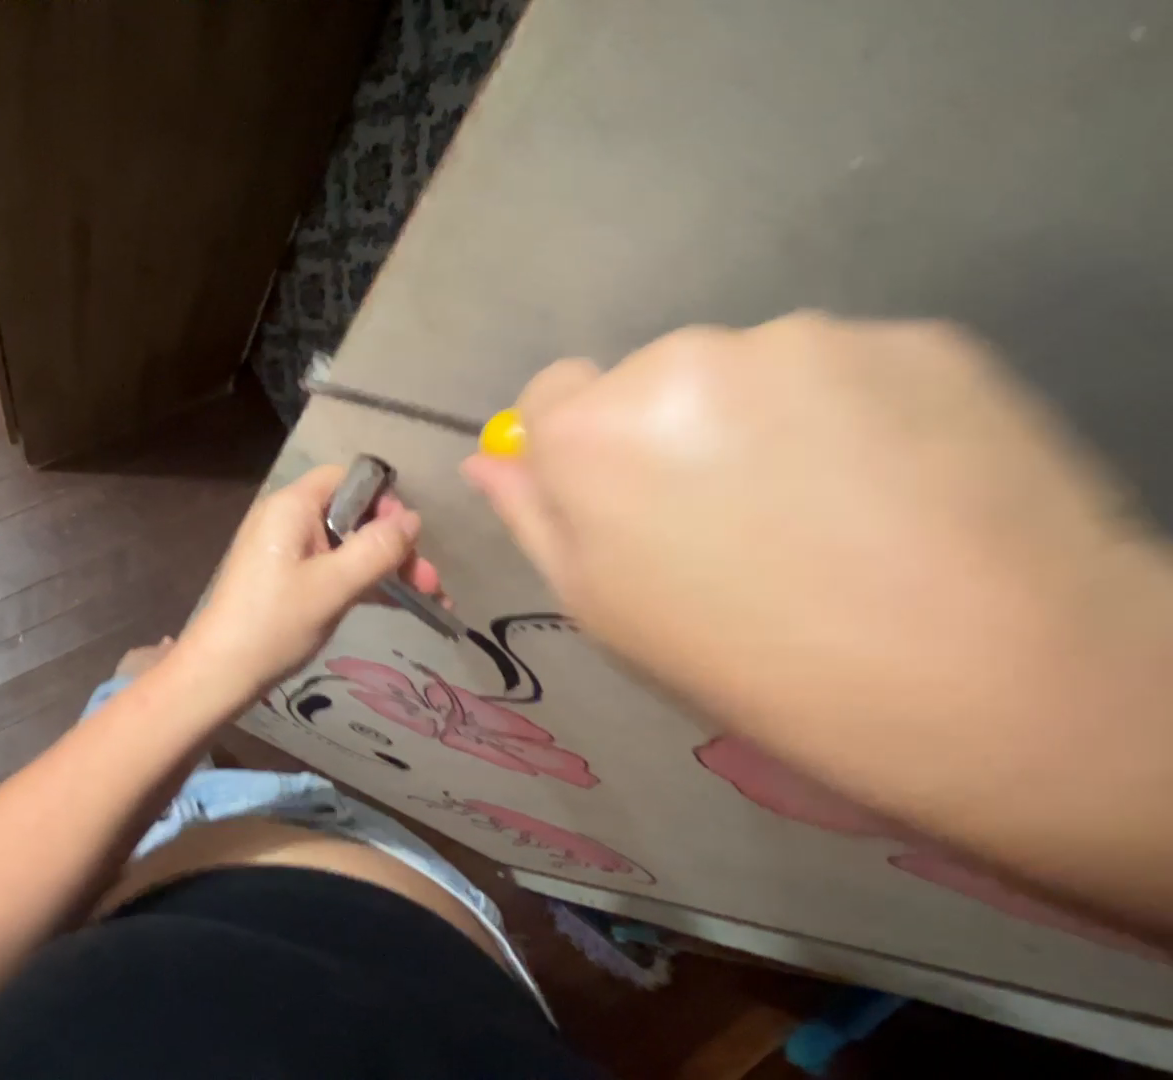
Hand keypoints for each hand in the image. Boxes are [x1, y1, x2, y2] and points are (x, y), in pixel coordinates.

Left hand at [175, 465, 439, 700]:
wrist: (221, 671)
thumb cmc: (275, 622)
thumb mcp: (334, 585)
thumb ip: (376, 548)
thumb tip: (412, 518)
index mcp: (292, 506)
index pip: (346, 478)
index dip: (381, 501)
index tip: (405, 538)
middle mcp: (288, 519)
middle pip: (352, 514)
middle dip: (394, 544)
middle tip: (430, 580)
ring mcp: (287, 551)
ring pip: (347, 545)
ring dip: (387, 567)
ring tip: (431, 597)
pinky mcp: (288, 579)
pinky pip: (333, 568)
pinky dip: (363, 582)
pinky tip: (400, 603)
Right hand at [462, 313, 1172, 930]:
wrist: (986, 682)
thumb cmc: (745, 660)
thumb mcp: (602, 607)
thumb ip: (534, 518)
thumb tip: (489, 461)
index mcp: (591, 431)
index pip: (551, 393)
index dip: (579, 447)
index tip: (625, 499)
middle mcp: (681, 359)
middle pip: (649, 380)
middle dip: (669, 431)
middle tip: (732, 519)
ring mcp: (803, 339)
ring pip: (749, 370)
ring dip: (761, 418)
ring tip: (824, 508)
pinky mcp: (914, 335)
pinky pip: (845, 367)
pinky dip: (852, 412)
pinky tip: (895, 486)